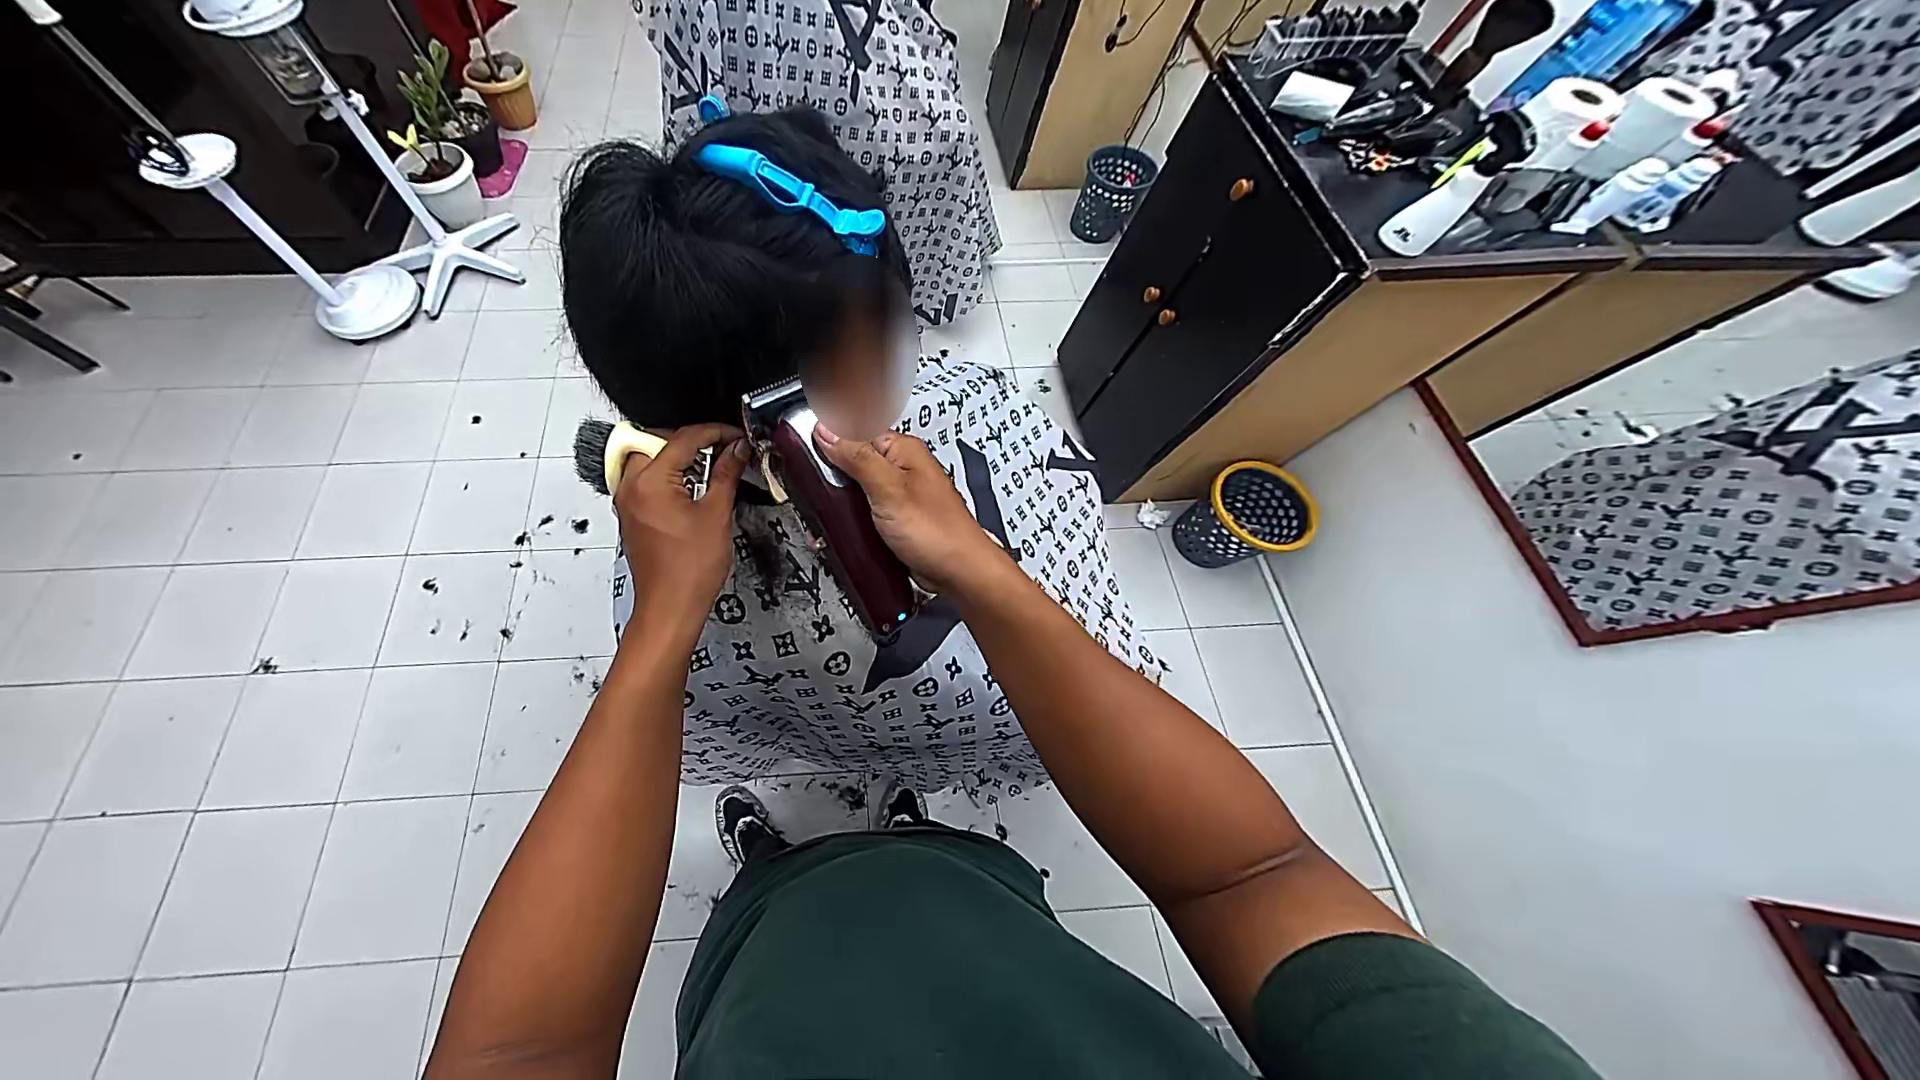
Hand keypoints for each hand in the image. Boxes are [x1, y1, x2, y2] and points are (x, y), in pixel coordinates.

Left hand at [614, 424, 749, 635]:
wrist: (671, 605)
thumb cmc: (689, 571)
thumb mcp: (717, 514)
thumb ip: (726, 474)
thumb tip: (736, 451)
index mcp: (651, 482)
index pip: (683, 438)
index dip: (715, 433)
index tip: (736, 437)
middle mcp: (631, 487)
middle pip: (657, 439)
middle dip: (691, 439)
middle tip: (722, 447)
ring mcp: (627, 500)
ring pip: (648, 456)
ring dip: (677, 454)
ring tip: (709, 465)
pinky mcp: (632, 513)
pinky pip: (645, 477)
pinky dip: (668, 473)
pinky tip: (693, 485)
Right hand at [812, 422, 1010, 595]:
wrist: (958, 573)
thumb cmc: (938, 532)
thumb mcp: (888, 489)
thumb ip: (857, 457)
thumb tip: (827, 430)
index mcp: (902, 451)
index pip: (854, 431)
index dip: (827, 442)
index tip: (804, 455)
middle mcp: (901, 471)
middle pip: (850, 463)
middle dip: (830, 481)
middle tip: (817, 495)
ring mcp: (897, 497)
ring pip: (855, 493)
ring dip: (838, 507)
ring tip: (826, 521)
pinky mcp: (894, 521)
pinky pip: (864, 516)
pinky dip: (850, 524)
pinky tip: (842, 534)